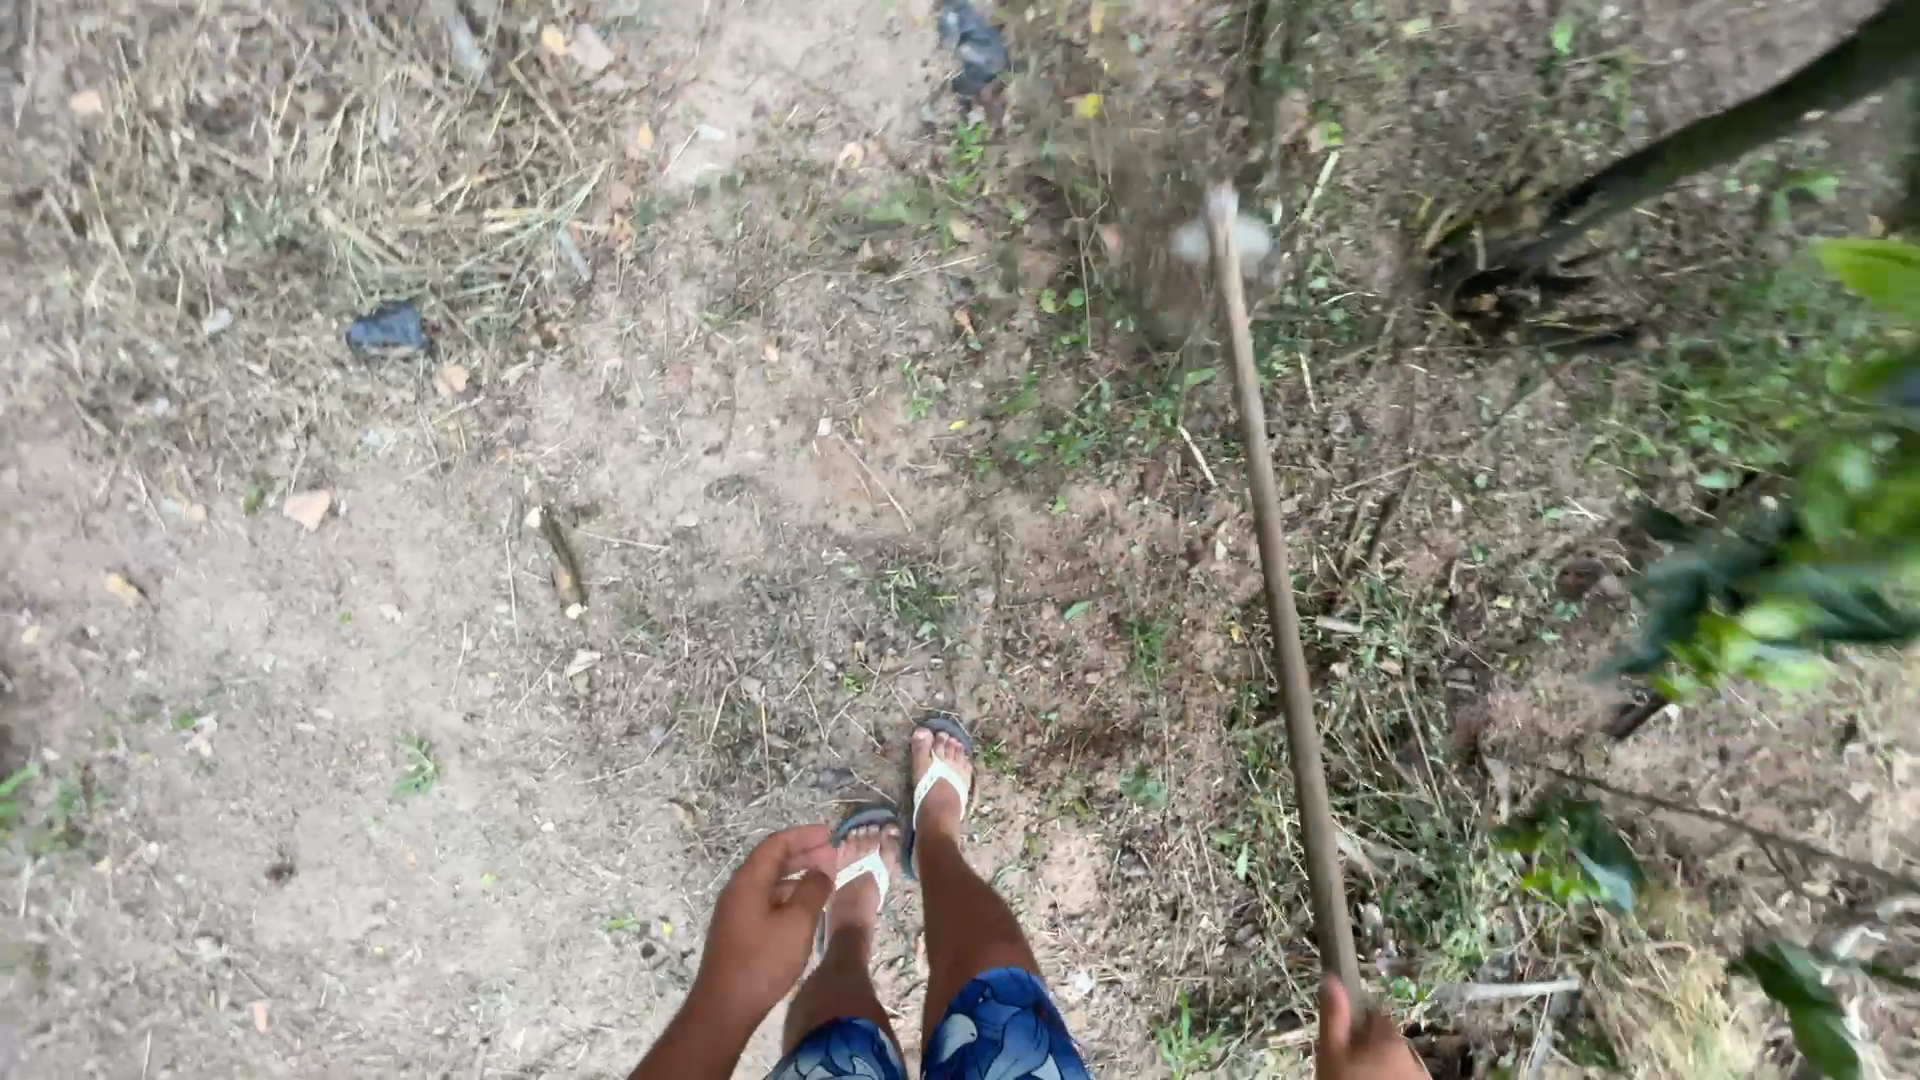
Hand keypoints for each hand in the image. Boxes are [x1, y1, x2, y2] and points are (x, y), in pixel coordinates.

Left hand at [688, 825, 836, 1029]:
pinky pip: (766, 899)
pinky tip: (806, 908)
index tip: (829, 834)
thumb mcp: (797, 923)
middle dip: (803, 853)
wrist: (723, 1010)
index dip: (804, 835)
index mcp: (748, 881)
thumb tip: (823, 870)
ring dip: (797, 875)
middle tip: (831, 853)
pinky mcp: (738, 932)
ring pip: (770, 881)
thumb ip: (813, 890)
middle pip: (772, 860)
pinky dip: (788, 895)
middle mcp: (738, 890)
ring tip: (824, 879)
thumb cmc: (762, 961)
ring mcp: (736, 912)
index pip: (776, 844)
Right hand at [1315, 978, 1429, 1079]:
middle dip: (1370, 1049)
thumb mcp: (1331, 1054)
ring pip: (1398, 1067)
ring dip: (1383, 1071)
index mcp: (1390, 1042)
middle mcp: (1414, 1060)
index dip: (1357, 1022)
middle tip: (1347, 1066)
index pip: (1376, 1015)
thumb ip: (1334, 1016)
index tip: (1342, 1039)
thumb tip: (1331, 978)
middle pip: (1388, 1043)